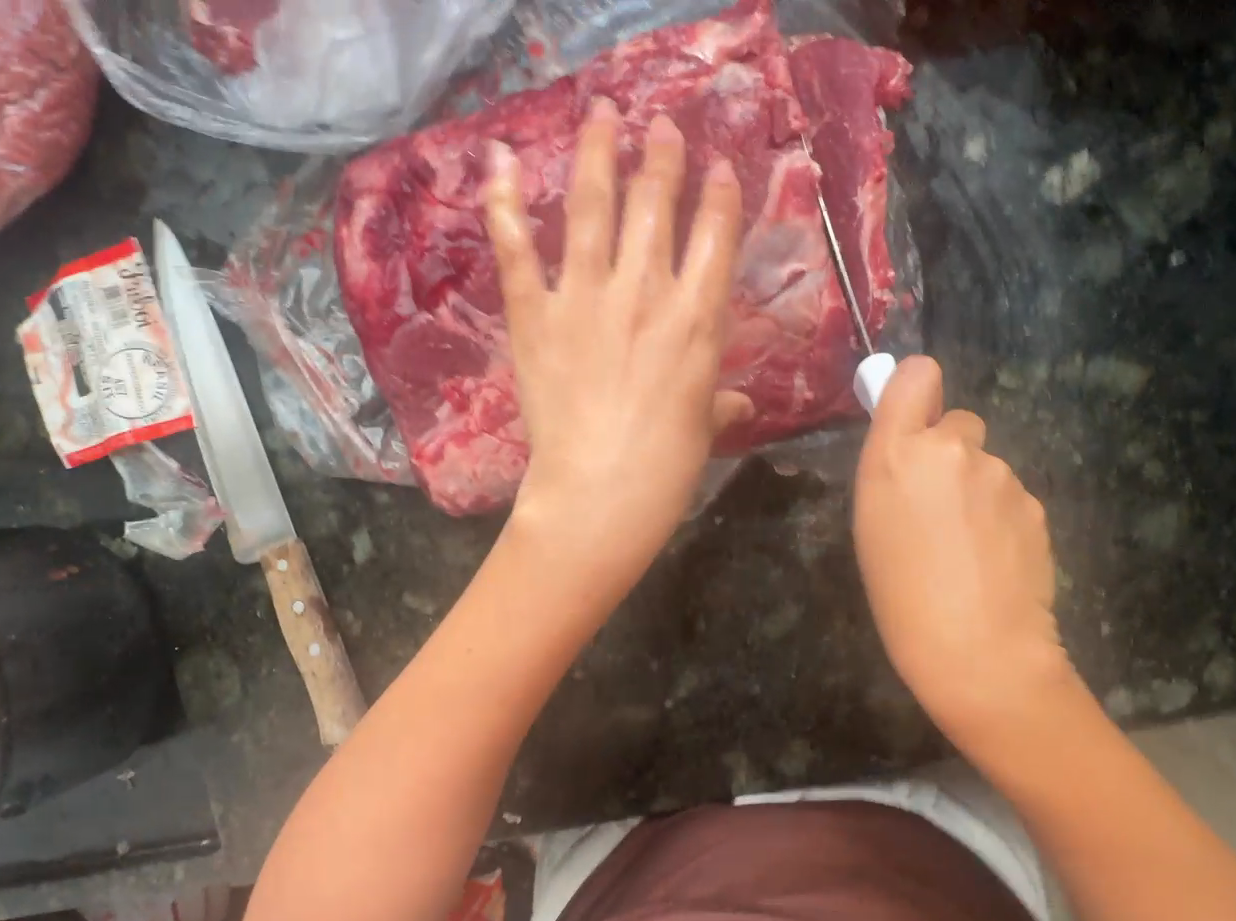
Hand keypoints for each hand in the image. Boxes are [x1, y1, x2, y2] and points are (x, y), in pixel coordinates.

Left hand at [483, 98, 752, 572]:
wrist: (600, 492)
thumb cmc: (666, 468)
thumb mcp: (704, 429)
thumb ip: (720, 404)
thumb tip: (737, 402)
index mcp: (697, 318)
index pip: (715, 235)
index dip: (718, 194)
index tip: (717, 164)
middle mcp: (645, 291)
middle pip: (656, 204)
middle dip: (661, 157)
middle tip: (660, 125)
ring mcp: (585, 296)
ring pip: (592, 206)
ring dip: (598, 153)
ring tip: (602, 114)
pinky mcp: (535, 314)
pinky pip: (517, 249)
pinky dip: (503, 203)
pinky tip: (499, 160)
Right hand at [854, 356, 1081, 742]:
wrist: (976, 649)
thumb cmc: (899, 596)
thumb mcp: (872, 525)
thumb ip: (894, 471)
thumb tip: (917, 447)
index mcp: (897, 453)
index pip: (918, 374)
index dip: (917, 393)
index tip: (914, 426)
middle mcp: (952, 450)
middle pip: (957, 423)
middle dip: (949, 454)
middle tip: (937, 509)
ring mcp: (1001, 475)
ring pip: (986, 465)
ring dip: (976, 490)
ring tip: (966, 548)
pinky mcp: (1035, 503)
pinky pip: (1011, 496)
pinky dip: (1001, 518)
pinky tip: (993, 561)